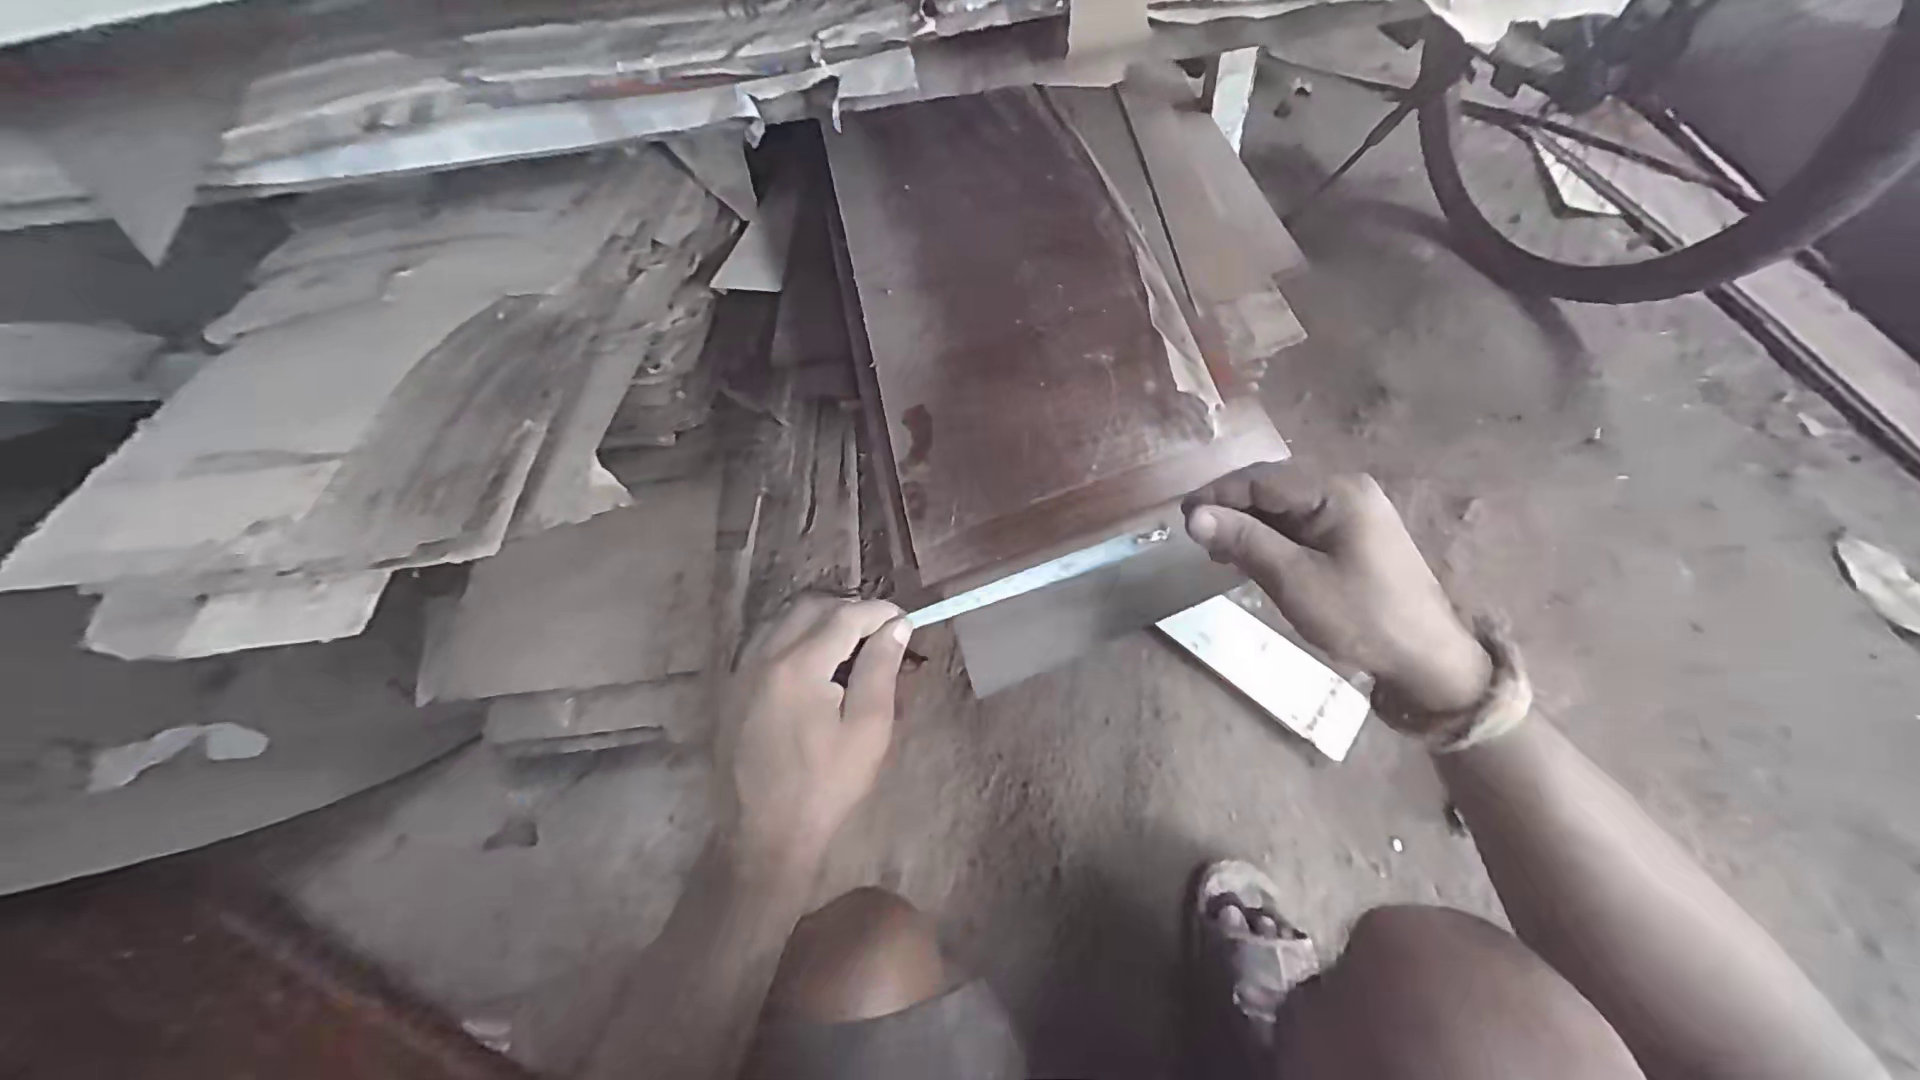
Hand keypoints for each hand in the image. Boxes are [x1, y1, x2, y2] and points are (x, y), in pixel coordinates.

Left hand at [719, 595, 911, 879]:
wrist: (764, 835)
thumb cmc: (826, 786)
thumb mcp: (868, 730)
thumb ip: (881, 670)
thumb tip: (896, 626)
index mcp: (799, 667)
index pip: (845, 616)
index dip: (879, 611)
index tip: (904, 620)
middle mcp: (764, 657)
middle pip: (811, 606)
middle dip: (850, 610)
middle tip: (880, 631)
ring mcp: (742, 671)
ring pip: (785, 618)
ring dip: (821, 619)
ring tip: (852, 643)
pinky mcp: (733, 687)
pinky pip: (767, 640)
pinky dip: (796, 635)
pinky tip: (816, 661)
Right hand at [1184, 464, 1491, 728]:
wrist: (1426, 657)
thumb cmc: (1360, 617)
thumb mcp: (1294, 579)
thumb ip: (1244, 541)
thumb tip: (1193, 516)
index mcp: (1337, 492)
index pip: (1261, 480)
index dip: (1216, 495)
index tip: (1182, 519)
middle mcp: (1344, 490)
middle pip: (1269, 488)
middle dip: (1229, 509)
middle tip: (1196, 538)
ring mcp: (1349, 510)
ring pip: (1279, 506)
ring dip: (1244, 524)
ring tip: (1216, 551)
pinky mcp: (1348, 532)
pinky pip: (1294, 523)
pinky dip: (1265, 536)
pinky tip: (1246, 555)